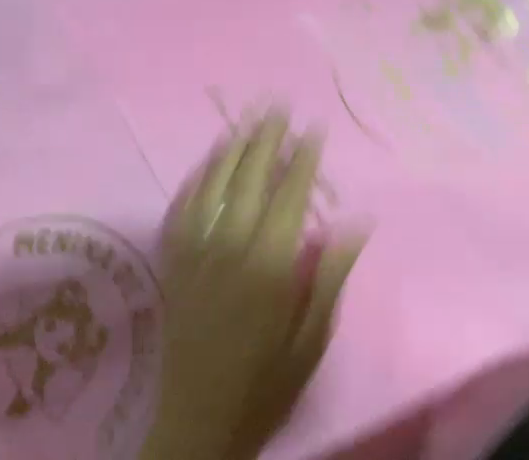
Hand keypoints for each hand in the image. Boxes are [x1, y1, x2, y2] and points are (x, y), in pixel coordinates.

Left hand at [145, 113, 363, 459]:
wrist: (196, 424)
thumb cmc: (266, 380)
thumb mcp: (313, 335)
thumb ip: (331, 274)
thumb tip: (357, 221)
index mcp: (271, 264)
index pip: (291, 195)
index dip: (304, 158)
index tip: (314, 127)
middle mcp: (230, 249)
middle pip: (249, 179)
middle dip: (266, 139)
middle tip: (277, 104)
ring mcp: (195, 256)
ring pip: (212, 187)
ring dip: (231, 149)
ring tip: (246, 119)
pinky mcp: (171, 268)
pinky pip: (180, 212)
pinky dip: (195, 181)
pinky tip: (206, 162)